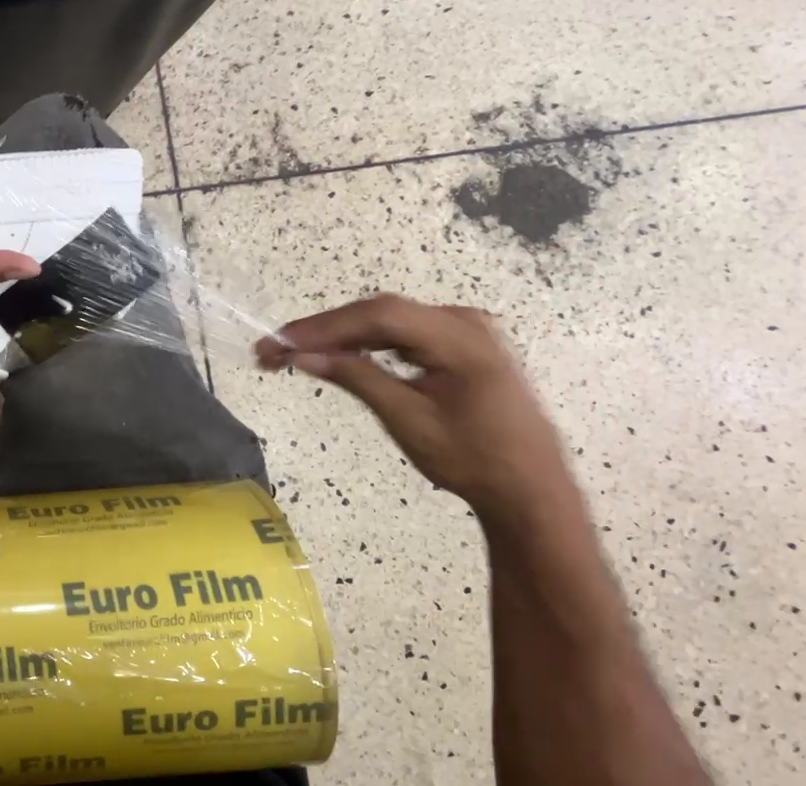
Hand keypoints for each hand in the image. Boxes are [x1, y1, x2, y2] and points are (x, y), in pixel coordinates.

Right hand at [255, 294, 572, 519]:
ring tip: (294, 352)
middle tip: (273, 349)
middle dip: (323, 331)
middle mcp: (463, 322)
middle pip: (378, 314)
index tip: (278, 342)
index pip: (377, 316)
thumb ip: (356, 378)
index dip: (322, 326)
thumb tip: (303, 356)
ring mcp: (464, 330)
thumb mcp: (408, 420)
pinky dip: (365, 342)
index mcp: (460, 338)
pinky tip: (337, 354)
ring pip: (386, 322)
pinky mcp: (460, 344)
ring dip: (339, 336)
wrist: (532, 491)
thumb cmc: (473, 461)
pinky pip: (402, 333)